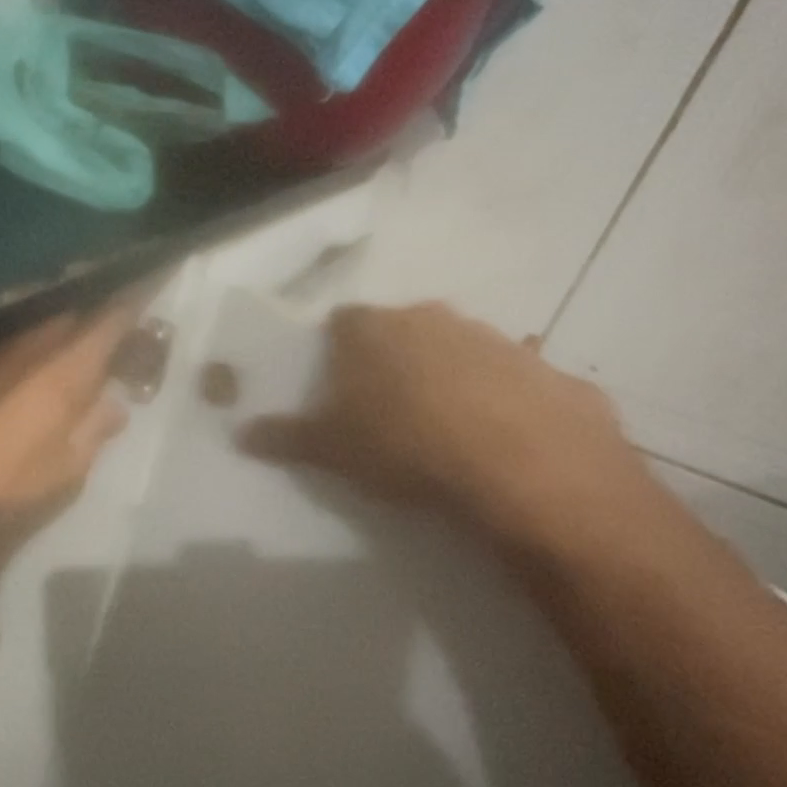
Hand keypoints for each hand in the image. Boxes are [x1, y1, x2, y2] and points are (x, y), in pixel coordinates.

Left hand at [0, 285, 150, 517]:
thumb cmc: (12, 486)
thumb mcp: (69, 469)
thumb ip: (96, 429)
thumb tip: (114, 404)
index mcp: (68, 367)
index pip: (112, 315)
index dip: (134, 296)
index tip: (149, 279)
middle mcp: (30, 341)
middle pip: (70, 306)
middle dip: (91, 305)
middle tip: (105, 310)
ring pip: (31, 314)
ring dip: (51, 316)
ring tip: (63, 323)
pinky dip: (14, 335)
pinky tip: (16, 346)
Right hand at [238, 303, 658, 546]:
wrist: (524, 467)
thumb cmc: (406, 447)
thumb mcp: (332, 451)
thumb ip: (286, 438)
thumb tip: (240, 433)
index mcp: (375, 331)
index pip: (342, 323)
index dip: (334, 351)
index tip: (334, 384)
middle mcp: (432, 319)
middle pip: (401, 331)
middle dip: (391, 360)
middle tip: (383, 408)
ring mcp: (495, 338)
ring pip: (457, 349)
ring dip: (446, 376)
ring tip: (440, 427)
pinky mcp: (546, 369)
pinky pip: (509, 379)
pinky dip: (498, 400)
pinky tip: (495, 439)